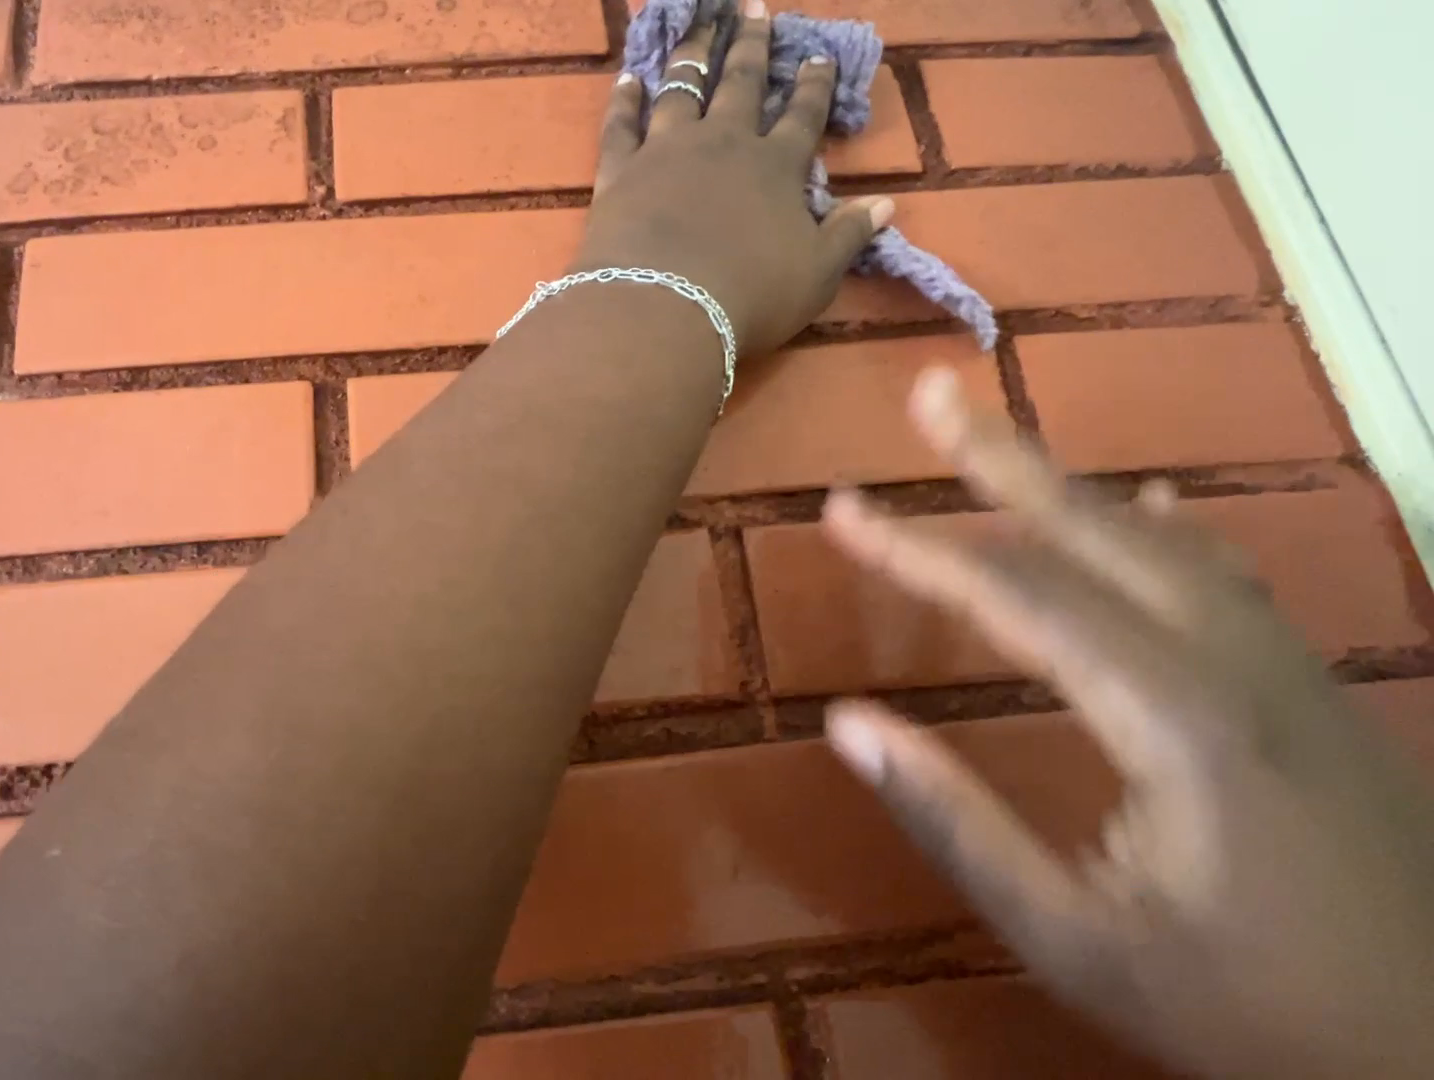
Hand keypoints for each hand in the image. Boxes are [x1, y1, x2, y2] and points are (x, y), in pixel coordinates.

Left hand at [574, 4, 891, 358]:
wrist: (663, 309)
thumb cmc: (747, 298)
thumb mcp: (815, 276)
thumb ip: (848, 237)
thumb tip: (886, 205)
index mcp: (776, 167)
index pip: (802, 115)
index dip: (814, 85)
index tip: (818, 57)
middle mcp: (723, 143)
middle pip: (740, 82)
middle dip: (751, 44)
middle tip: (754, 8)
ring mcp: (666, 151)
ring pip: (681, 88)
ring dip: (692, 53)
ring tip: (699, 24)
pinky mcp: (618, 171)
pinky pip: (619, 126)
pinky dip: (623, 101)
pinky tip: (627, 80)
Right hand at [822, 369, 1433, 1078]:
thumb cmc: (1246, 1010)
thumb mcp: (1071, 939)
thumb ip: (954, 824)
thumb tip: (846, 723)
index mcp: (1177, 722)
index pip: (1022, 601)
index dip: (920, 551)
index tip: (840, 512)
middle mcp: (1239, 668)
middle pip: (1100, 534)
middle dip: (1003, 461)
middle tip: (931, 396)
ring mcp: (1288, 672)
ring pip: (1161, 544)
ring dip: (1064, 483)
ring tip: (995, 440)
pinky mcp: (1309, 692)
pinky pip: (1221, 578)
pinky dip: (1160, 527)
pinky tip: (1145, 503)